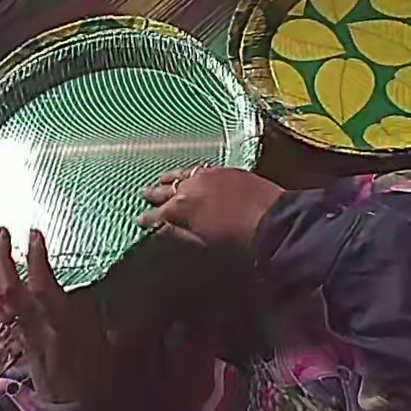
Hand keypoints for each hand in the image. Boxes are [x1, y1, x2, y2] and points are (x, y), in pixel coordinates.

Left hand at [0, 228, 113, 405]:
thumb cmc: (101, 378)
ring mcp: (24, 337)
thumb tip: (118, 285)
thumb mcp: (117, 342)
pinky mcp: (21, 346)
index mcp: (61, 322)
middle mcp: (36, 327)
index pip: (42, 284)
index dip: (35, 257)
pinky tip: (1, 282)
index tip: (34, 232)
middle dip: (1, 258)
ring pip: (0, 301)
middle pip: (7, 290)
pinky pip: (4, 314)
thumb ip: (113, 311)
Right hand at [137, 167, 283, 253]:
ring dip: (171, 178)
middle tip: (144, 193)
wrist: (270, 218)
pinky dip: (191, 173)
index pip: (157, 214)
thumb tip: (164, 229)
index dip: (148, 219)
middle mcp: (189, 186)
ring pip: (182, 174)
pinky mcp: (224, 169)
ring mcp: (207, 174)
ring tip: (162, 179)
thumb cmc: (235, 238)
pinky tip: (191, 174)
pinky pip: (200, 169)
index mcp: (181, 207)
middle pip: (166, 190)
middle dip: (155, 193)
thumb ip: (181, 232)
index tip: (140, 220)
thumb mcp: (203, 241)